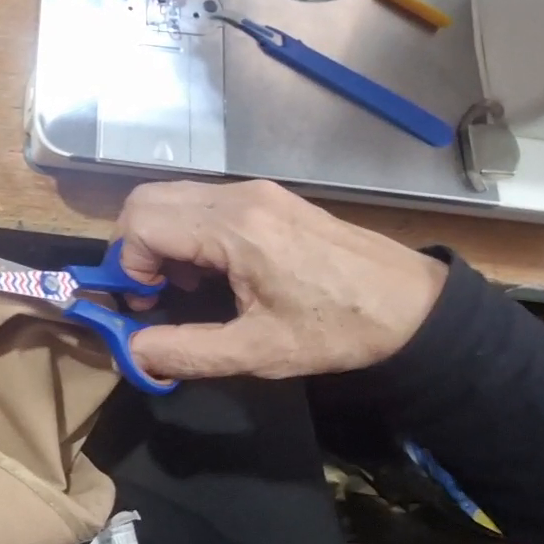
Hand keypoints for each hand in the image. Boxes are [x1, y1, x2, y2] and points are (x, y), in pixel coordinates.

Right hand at [115, 181, 447, 379]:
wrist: (416, 305)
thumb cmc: (338, 330)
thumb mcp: (259, 353)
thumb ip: (187, 352)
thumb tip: (131, 352)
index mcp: (235, 230)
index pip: (142, 224)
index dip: (127, 266)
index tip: (146, 305)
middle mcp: (237, 197)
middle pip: (145, 201)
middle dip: (132, 248)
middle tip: (152, 292)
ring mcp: (252, 191)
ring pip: (168, 196)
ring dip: (156, 238)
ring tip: (180, 284)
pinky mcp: (264, 195)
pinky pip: (197, 200)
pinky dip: (182, 230)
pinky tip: (207, 268)